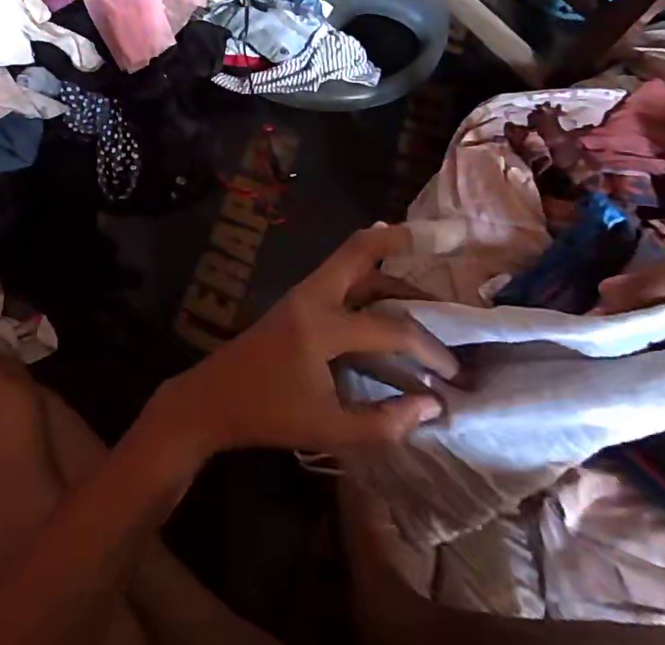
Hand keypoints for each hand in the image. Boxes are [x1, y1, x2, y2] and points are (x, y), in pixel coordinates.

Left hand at [145, 226, 457, 458]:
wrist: (209, 400)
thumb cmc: (267, 415)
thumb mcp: (327, 429)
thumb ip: (383, 422)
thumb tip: (433, 405)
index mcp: (321, 327)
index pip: (392, 329)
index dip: (430, 350)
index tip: (454, 374)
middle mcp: (312, 298)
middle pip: (358, 252)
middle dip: (398, 241)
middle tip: (438, 236)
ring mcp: (300, 296)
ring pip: (347, 262)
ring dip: (384, 261)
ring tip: (421, 263)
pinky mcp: (295, 303)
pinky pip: (337, 277)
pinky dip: (364, 271)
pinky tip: (380, 278)